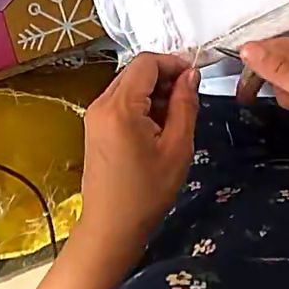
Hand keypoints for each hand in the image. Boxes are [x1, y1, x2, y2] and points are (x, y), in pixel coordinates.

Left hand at [78, 52, 198, 247]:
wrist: (111, 225)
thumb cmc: (147, 191)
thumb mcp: (177, 147)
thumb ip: (185, 105)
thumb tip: (191, 75)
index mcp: (119, 107)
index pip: (146, 63)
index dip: (173, 63)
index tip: (194, 78)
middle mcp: (101, 103)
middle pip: (135, 71)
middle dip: (164, 77)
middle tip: (187, 100)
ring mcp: (94, 113)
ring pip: (128, 84)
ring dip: (153, 91)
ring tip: (174, 118)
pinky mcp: (94, 124)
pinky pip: (120, 100)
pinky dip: (140, 103)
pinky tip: (156, 126)